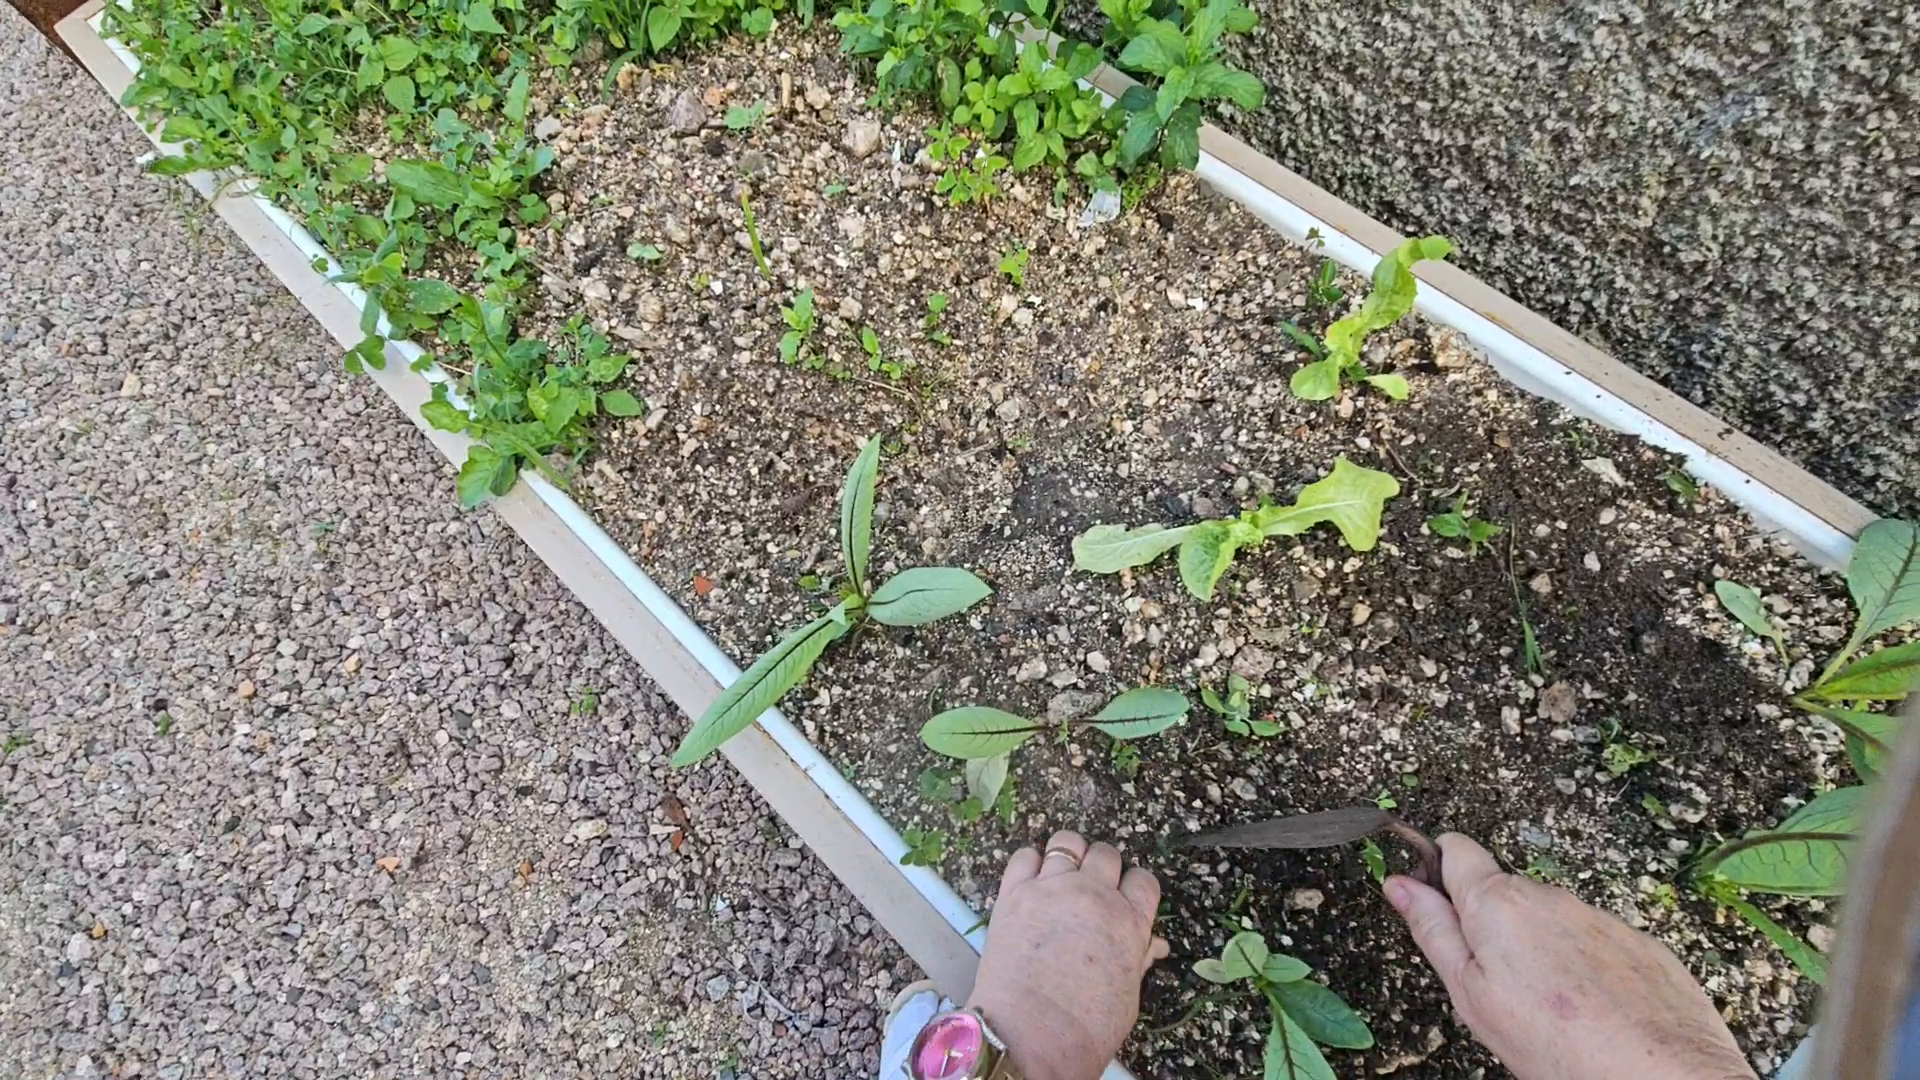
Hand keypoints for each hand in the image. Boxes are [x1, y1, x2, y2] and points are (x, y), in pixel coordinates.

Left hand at [967, 831, 1169, 1079]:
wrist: (1028, 1037)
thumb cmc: (1083, 1030)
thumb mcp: (1126, 998)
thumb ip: (1137, 960)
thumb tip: (1154, 944)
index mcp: (1128, 923)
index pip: (1144, 880)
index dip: (1136, 888)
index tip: (1127, 896)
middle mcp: (1093, 896)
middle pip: (1107, 854)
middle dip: (1104, 867)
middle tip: (1094, 887)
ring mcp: (1052, 888)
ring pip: (1068, 842)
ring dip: (1070, 855)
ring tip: (1064, 873)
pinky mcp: (1015, 891)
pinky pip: (1025, 855)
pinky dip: (1030, 863)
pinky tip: (1032, 880)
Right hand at [1385, 833, 1756, 1079]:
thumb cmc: (1559, 1044)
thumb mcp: (1469, 993)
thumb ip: (1431, 928)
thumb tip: (1397, 883)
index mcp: (1496, 900)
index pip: (1455, 847)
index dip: (1441, 869)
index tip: (1443, 906)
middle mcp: (1547, 895)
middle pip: (1503, 891)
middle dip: (1495, 923)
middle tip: (1502, 981)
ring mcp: (1601, 918)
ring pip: (1551, 919)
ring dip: (1544, 945)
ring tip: (1557, 1006)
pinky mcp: (1646, 946)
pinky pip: (1598, 943)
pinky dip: (1590, 966)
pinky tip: (1598, 1011)